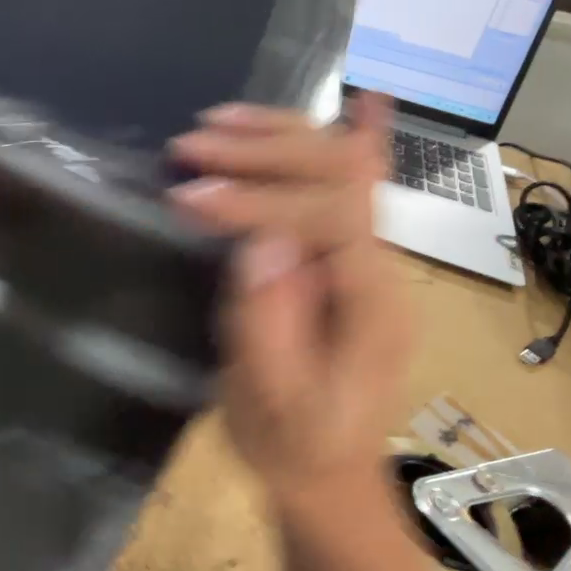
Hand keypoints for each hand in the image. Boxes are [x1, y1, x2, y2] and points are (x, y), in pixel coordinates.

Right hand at [167, 94, 412, 505]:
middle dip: (261, 153)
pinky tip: (362, 99)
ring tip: (214, 123)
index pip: (327, 219)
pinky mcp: (349, 256)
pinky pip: (355, 185)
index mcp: (371, 304)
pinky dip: (353, 138)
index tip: (188, 196)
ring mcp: (371, 257)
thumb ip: (270, 322)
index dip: (255, 199)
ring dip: (278, 136)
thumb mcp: (272, 398)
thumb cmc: (292, 442)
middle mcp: (383, 268)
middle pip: (338, 178)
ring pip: (342, 168)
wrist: (325, 470)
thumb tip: (261, 242)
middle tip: (187, 147)